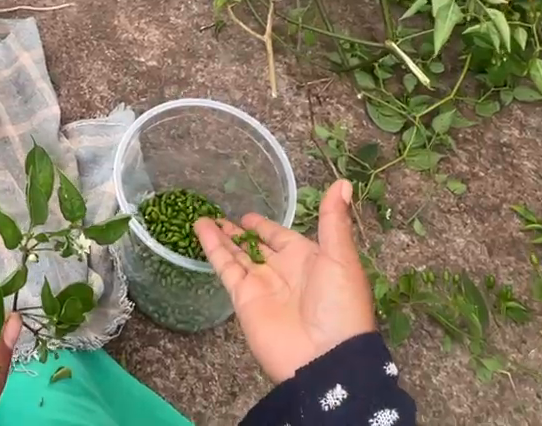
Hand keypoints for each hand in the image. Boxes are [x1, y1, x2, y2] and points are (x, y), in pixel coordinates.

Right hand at [195, 179, 375, 383]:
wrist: (327, 360)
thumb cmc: (340, 306)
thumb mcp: (341, 258)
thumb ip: (333, 220)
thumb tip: (342, 182)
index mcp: (306, 259)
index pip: (280, 236)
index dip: (264, 226)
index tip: (247, 215)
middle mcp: (281, 271)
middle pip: (254, 246)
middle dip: (238, 232)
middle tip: (218, 214)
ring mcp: (261, 285)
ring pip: (235, 254)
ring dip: (220, 236)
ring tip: (202, 216)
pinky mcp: (243, 299)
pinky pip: (225, 267)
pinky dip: (212, 248)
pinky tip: (200, 227)